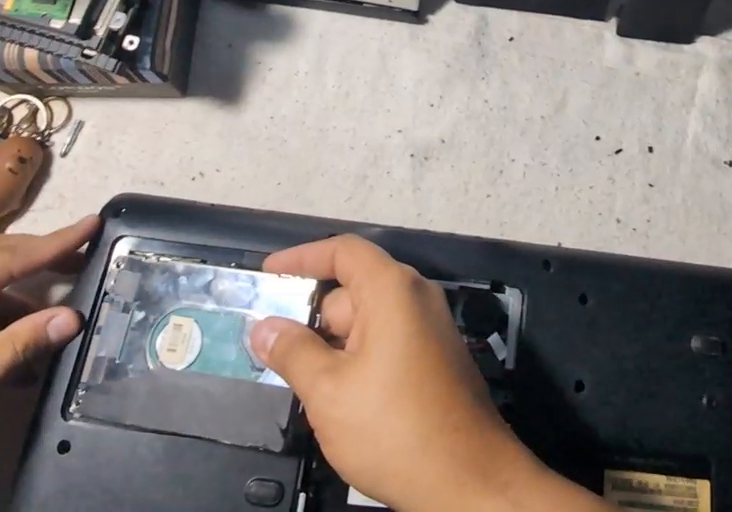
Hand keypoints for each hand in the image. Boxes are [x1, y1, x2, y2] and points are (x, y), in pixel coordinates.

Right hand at [248, 236, 601, 511]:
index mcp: (392, 289)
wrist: (468, 480)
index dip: (302, 257)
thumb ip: (292, 352)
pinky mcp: (433, 359)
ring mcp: (428, 329)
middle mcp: (414, 298)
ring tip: (299, 384)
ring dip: (331, 346)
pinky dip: (355, 359)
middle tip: (272, 351)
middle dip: (311, 318)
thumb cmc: (394, 427)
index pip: (343, 251)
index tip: (267, 274)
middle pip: (350, 290)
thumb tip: (263, 327)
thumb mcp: (328, 391)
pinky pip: (384, 342)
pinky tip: (336, 399)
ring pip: (365, 322)